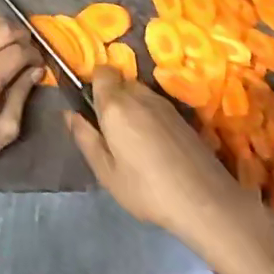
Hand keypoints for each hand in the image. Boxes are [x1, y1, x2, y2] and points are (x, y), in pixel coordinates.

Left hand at [0, 13, 42, 178]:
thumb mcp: (5, 129)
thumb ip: (21, 95)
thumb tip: (36, 70)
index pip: (19, 51)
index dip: (35, 55)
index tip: (40, 65)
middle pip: (5, 29)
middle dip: (24, 37)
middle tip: (30, 54)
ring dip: (6, 27)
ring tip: (14, 44)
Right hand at [66, 65, 271, 254]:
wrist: (204, 201)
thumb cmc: (146, 189)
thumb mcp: (106, 172)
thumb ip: (85, 138)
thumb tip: (69, 114)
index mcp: (115, 104)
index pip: (101, 72)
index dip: (95, 85)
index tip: (92, 109)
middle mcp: (140, 95)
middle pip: (121, 82)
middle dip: (113, 98)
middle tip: (111, 132)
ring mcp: (164, 104)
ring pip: (140, 94)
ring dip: (132, 108)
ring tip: (134, 143)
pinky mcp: (182, 116)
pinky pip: (156, 106)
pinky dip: (150, 118)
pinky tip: (155, 148)